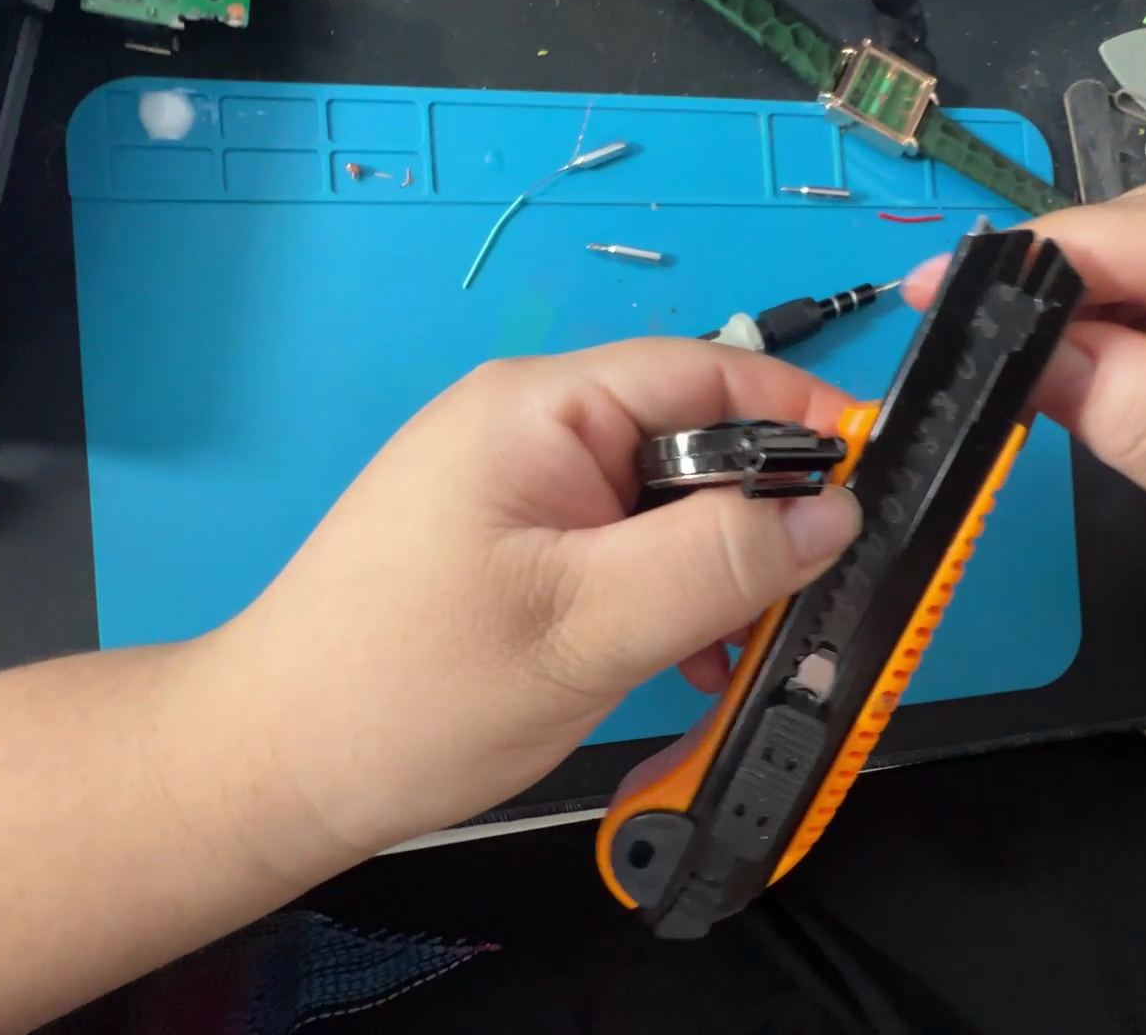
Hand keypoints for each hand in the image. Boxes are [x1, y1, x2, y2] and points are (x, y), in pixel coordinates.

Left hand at [207, 340, 859, 864]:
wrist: (277, 770)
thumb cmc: (414, 690)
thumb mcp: (587, 625)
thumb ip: (718, 563)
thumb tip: (834, 515)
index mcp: (542, 410)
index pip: (701, 374)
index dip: (796, 415)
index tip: (868, 474)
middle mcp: (540, 431)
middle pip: (691, 445)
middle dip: (756, 518)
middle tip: (800, 593)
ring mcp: (535, 490)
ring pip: (670, 507)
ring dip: (718, 571)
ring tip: (737, 646)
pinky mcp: (533, 545)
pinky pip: (635, 549)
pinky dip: (676, 596)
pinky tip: (688, 655)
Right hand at [905, 162, 1145, 608]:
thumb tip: (1036, 355)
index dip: (1044, 261)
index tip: (934, 293)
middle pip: (1135, 231)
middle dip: (1049, 295)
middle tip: (972, 360)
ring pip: (1123, 254)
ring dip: (1067, 315)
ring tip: (1029, 376)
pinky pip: (1136, 281)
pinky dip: (1091, 327)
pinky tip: (1078, 368)